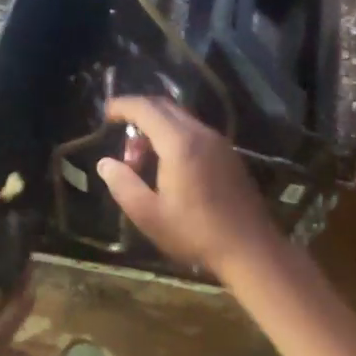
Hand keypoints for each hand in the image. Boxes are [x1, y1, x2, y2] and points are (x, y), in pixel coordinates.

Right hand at [94, 97, 280, 277]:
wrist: (250, 249)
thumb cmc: (195, 233)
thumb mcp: (149, 215)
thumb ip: (123, 184)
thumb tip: (105, 163)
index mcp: (179, 143)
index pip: (145, 108)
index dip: (122, 106)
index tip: (105, 113)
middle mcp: (201, 133)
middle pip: (164, 107)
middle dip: (139, 116)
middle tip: (124, 147)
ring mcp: (219, 142)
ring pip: (181, 119)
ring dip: (157, 129)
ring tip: (143, 163)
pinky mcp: (229, 154)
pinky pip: (195, 132)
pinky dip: (175, 137)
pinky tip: (169, 168)